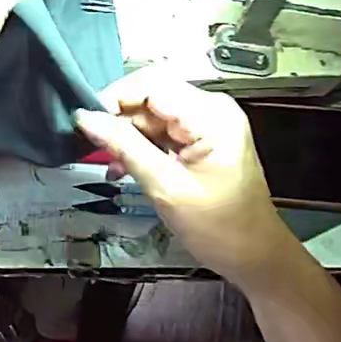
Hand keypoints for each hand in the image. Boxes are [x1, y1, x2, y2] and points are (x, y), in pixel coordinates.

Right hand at [74, 69, 300, 289]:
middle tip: (93, 144)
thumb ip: (124, 146)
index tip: (86, 122)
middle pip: (150, 94)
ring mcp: (206, 121)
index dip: (114, 97)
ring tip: (110, 161)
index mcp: (210, 115)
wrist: (255, 257)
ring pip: (150, 111)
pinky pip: (161, 127)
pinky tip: (124, 165)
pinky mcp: (200, 135)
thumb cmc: (218, 228)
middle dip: (118, 117)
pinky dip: (140, 143)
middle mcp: (210, 108)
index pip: (151, 84)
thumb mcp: (165, 187)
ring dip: (126, 134)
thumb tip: (85, 118)